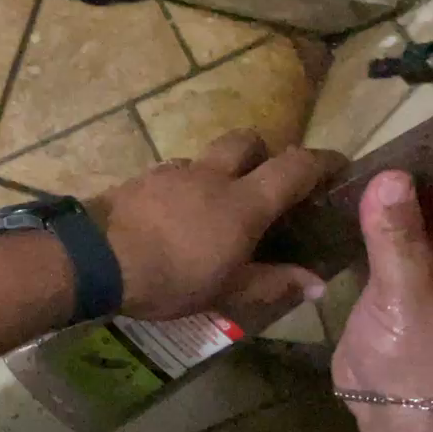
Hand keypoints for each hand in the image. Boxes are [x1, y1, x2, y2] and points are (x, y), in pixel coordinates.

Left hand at [92, 130, 343, 319]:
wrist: (93, 259)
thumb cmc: (168, 278)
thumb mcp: (224, 291)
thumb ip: (271, 282)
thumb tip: (316, 282)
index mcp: (243, 201)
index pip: (296, 165)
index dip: (323, 161)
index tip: (338, 167)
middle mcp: (209, 177)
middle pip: (245, 140)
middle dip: (261, 151)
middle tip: (264, 178)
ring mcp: (167, 175)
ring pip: (200, 159)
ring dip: (211, 172)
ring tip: (207, 204)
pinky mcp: (134, 181)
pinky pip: (165, 176)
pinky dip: (175, 188)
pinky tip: (167, 213)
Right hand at [333, 171, 432, 408]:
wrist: (403, 416)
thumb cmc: (419, 354)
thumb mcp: (407, 290)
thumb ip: (397, 233)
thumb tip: (388, 176)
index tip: (383, 155)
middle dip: (400, 190)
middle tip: (345, 171)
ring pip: (410, 232)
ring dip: (379, 214)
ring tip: (331, 192)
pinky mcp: (399, 297)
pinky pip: (389, 255)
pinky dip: (366, 239)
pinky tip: (330, 227)